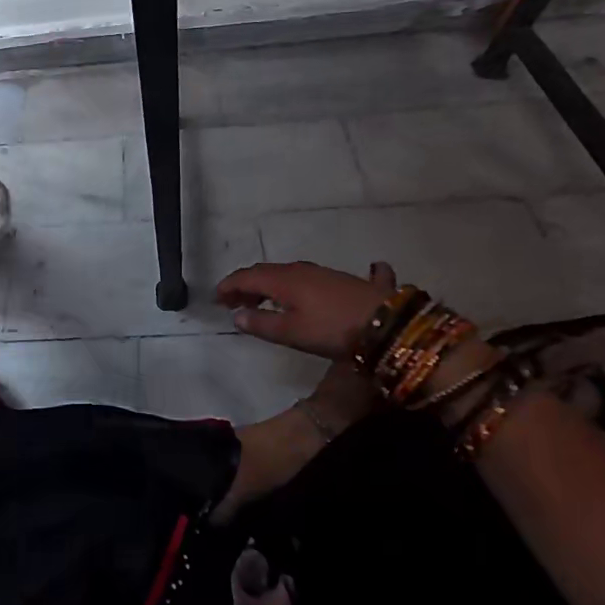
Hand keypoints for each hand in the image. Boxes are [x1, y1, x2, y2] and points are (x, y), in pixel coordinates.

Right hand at [218, 261, 398, 436]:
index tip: (216, 299)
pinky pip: (313, 278)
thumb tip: (237, 316)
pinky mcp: (344, 282)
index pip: (247, 277)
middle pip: (265, 273)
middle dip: (246, 286)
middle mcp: (300, 270)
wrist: (389, 324)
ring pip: (288, 275)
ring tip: (263, 302)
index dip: (229, 286)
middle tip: (234, 304)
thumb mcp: (292, 333)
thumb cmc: (333, 329)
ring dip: (270, 286)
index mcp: (282, 280)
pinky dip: (300, 284)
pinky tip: (316, 285)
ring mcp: (324, 274)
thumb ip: (261, 324)